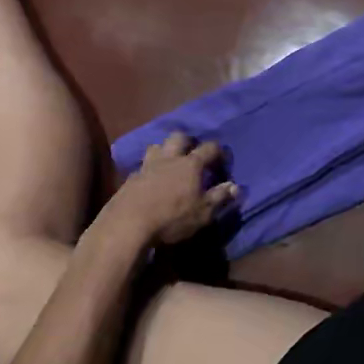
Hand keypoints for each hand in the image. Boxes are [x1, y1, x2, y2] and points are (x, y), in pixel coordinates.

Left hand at [101, 132, 237, 245]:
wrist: (127, 225)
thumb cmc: (172, 218)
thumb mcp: (203, 212)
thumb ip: (219, 197)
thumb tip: (235, 186)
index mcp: (190, 164)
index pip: (209, 148)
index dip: (218, 151)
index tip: (222, 158)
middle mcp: (169, 159)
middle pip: (178, 137)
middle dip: (187, 141)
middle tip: (192, 153)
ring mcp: (146, 167)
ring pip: (156, 147)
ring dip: (164, 151)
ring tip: (168, 162)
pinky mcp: (129, 179)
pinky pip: (141, 166)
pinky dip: (148, 169)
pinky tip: (149, 180)